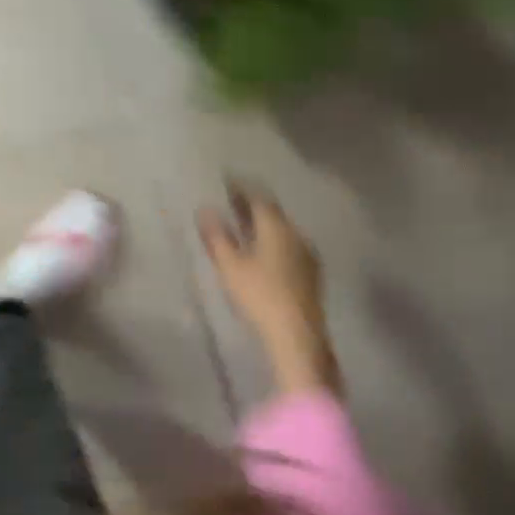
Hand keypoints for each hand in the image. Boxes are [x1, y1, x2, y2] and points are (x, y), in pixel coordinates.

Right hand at [198, 181, 324, 346]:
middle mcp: (296, 234)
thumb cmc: (259, 295)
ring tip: (242, 226)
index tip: (226, 180)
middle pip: (272, 212)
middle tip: (230, 201)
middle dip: (251, 205)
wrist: (296, 334)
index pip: (259, 197)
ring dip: (262, 224)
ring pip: (281, 230)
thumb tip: (204, 209)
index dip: (241, 187)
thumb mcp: (230, 265)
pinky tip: (261, 252)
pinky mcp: (310, 273)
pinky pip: (287, 246)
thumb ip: (217, 236)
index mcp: (276, 227)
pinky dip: (271, 241)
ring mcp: (307, 254)